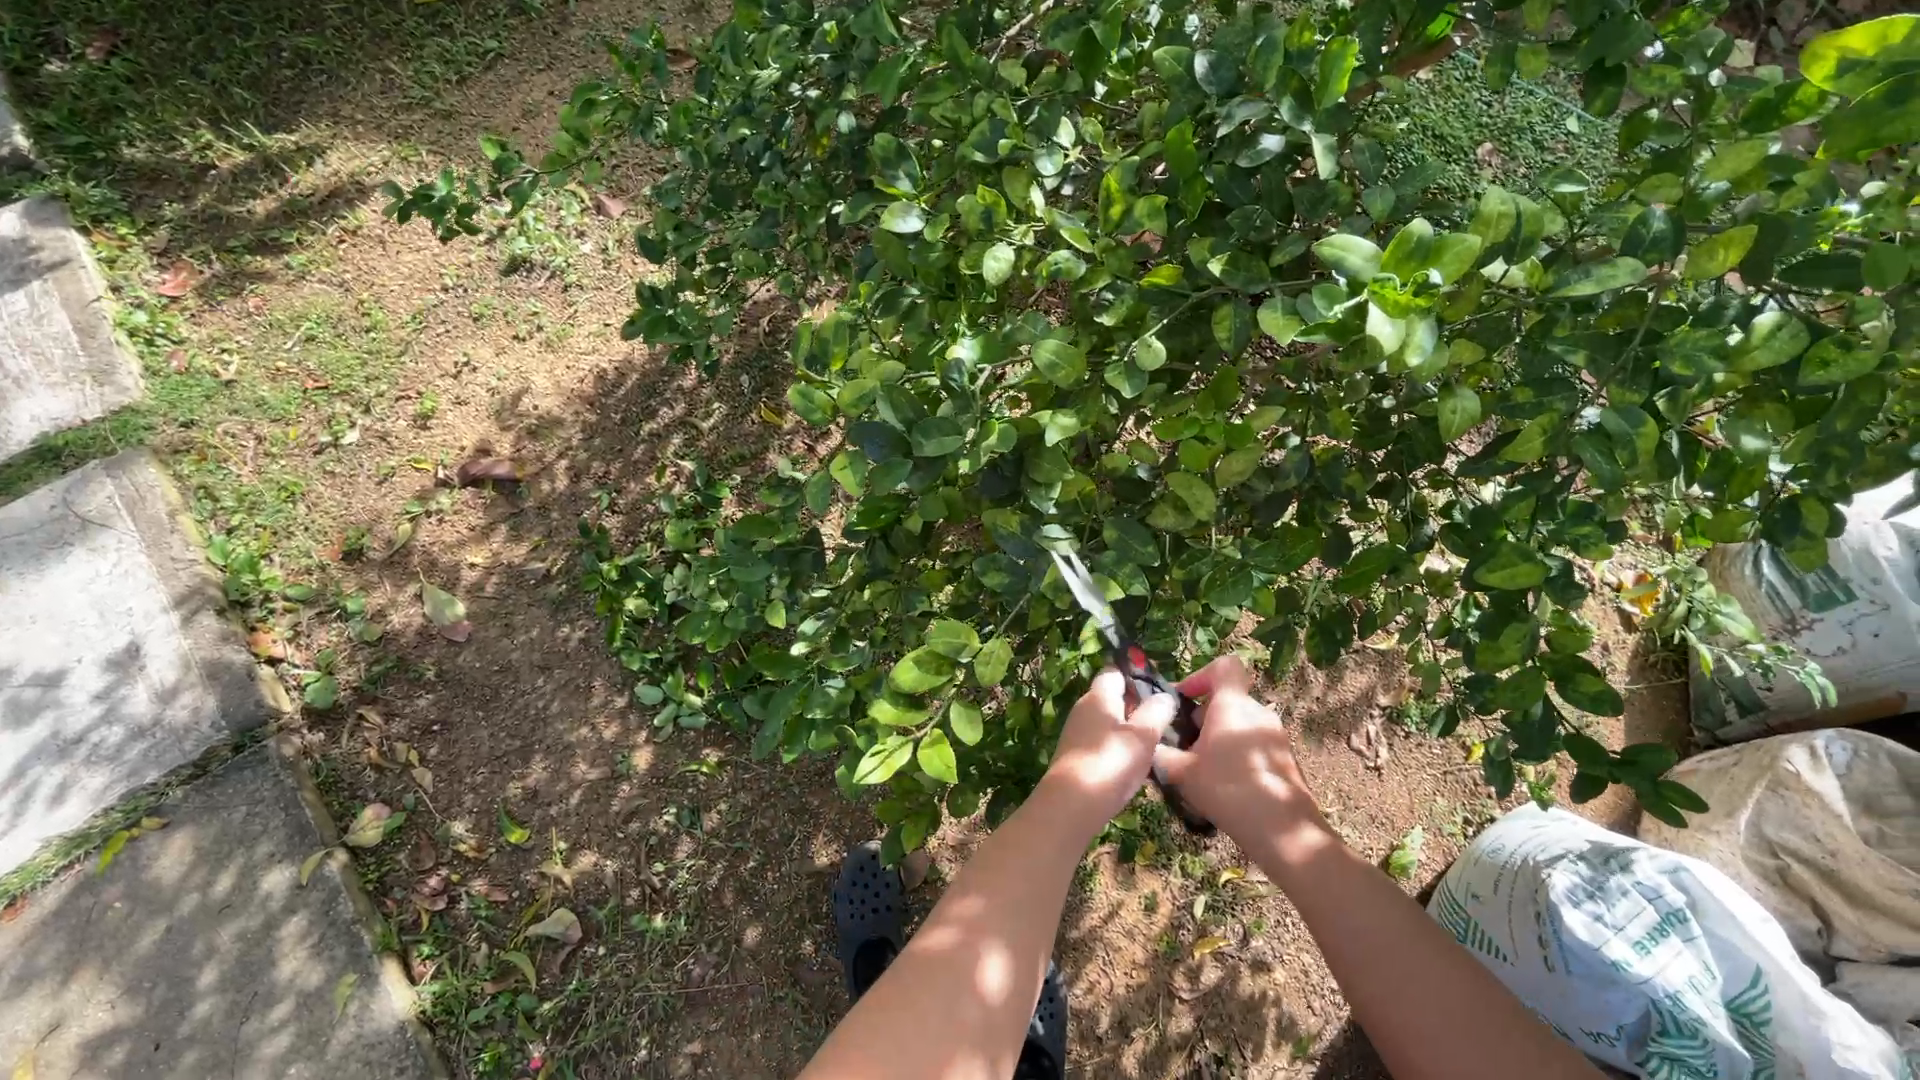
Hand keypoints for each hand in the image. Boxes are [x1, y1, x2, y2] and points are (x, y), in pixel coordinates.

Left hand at [1041, 669, 1177, 830]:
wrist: (1072, 804)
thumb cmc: (1112, 761)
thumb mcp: (1144, 734)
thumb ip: (1157, 710)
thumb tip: (1164, 696)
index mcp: (1099, 695)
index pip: (1115, 671)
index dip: (1136, 676)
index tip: (1159, 690)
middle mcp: (1084, 709)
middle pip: (1112, 698)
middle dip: (1136, 706)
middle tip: (1164, 721)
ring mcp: (1077, 733)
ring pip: (1109, 723)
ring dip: (1130, 731)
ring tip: (1155, 746)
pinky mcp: (1076, 756)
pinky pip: (1102, 743)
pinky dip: (1119, 749)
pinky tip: (1134, 766)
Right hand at [1153, 655, 1325, 850]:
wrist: (1282, 829)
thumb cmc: (1227, 789)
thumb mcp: (1181, 772)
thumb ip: (1161, 753)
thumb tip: (1151, 746)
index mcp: (1233, 705)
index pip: (1224, 666)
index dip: (1200, 675)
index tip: (1183, 699)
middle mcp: (1258, 712)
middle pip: (1227, 699)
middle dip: (1202, 716)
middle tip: (1183, 744)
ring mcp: (1275, 735)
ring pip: (1239, 723)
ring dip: (1218, 738)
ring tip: (1201, 769)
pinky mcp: (1284, 758)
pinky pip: (1253, 744)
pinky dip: (1236, 754)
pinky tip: (1225, 785)